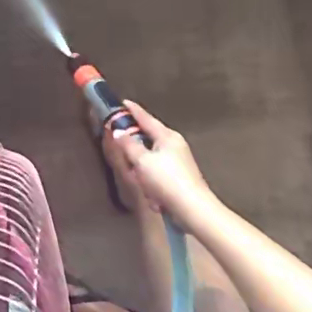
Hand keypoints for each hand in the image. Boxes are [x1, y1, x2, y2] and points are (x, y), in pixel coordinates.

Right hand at [103, 99, 214, 220]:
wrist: (193, 209)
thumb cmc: (167, 180)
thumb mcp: (142, 161)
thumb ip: (128, 145)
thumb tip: (118, 131)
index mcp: (167, 136)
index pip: (146, 118)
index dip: (133, 110)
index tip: (123, 102)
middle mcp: (174, 144)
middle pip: (148, 139)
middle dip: (135, 150)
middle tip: (124, 153)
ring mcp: (178, 161)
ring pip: (151, 160)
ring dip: (144, 173)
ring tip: (144, 185)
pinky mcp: (179, 177)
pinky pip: (158, 175)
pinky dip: (153, 184)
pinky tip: (154, 197)